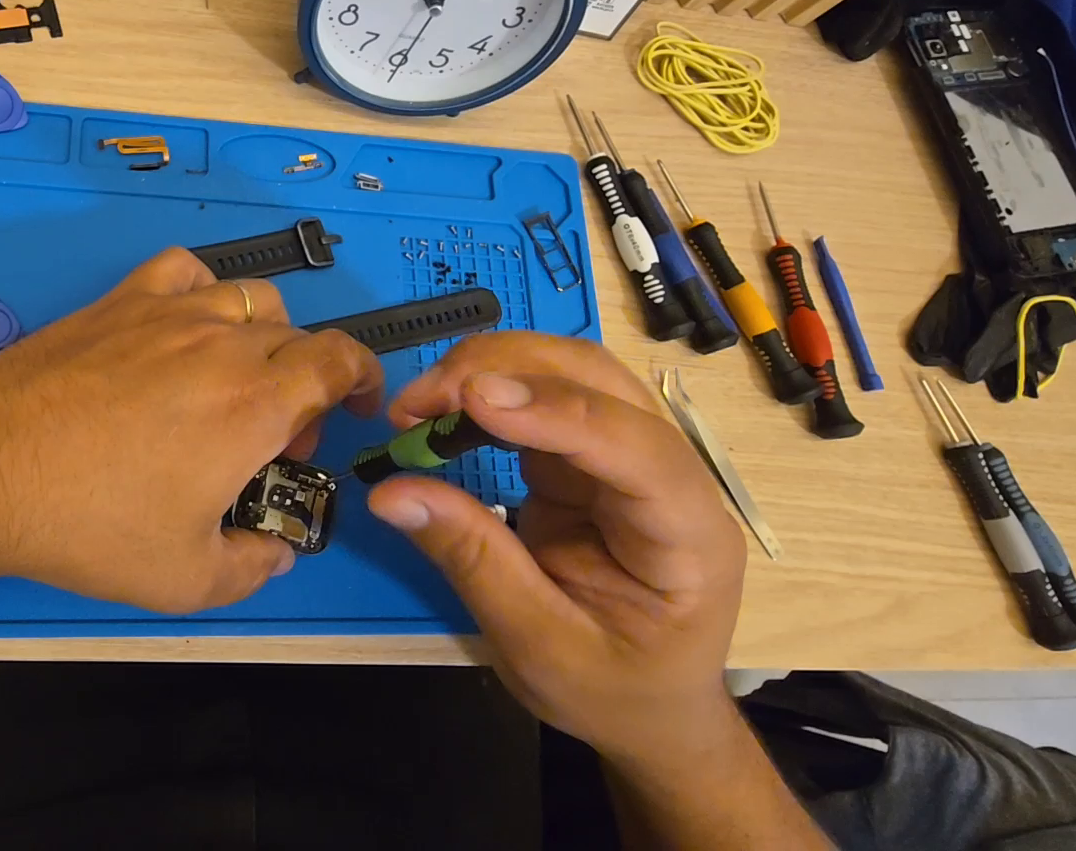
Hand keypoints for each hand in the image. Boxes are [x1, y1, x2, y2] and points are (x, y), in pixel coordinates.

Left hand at [0, 249, 383, 614]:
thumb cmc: (89, 525)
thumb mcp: (186, 579)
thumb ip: (253, 567)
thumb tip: (277, 552)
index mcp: (255, 403)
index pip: (341, 360)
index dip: (363, 379)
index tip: (355, 409)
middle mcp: (223, 343)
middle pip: (298, 338)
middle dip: (306, 385)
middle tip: (273, 436)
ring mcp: (169, 312)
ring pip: (251, 299)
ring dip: (265, 338)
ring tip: (236, 379)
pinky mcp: (122, 300)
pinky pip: (186, 271)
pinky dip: (204, 292)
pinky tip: (185, 327)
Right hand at [365, 333, 746, 762]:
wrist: (644, 708)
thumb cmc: (610, 690)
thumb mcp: (536, 644)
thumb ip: (471, 560)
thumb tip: (388, 492)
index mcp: (686, 536)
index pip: (635, 450)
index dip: (556, 412)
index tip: (470, 398)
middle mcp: (667, 475)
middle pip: (601, 383)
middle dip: (506, 369)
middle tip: (418, 401)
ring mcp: (624, 457)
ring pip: (568, 372)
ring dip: (490, 367)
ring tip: (419, 402)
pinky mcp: (583, 456)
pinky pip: (536, 398)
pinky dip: (483, 391)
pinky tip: (441, 411)